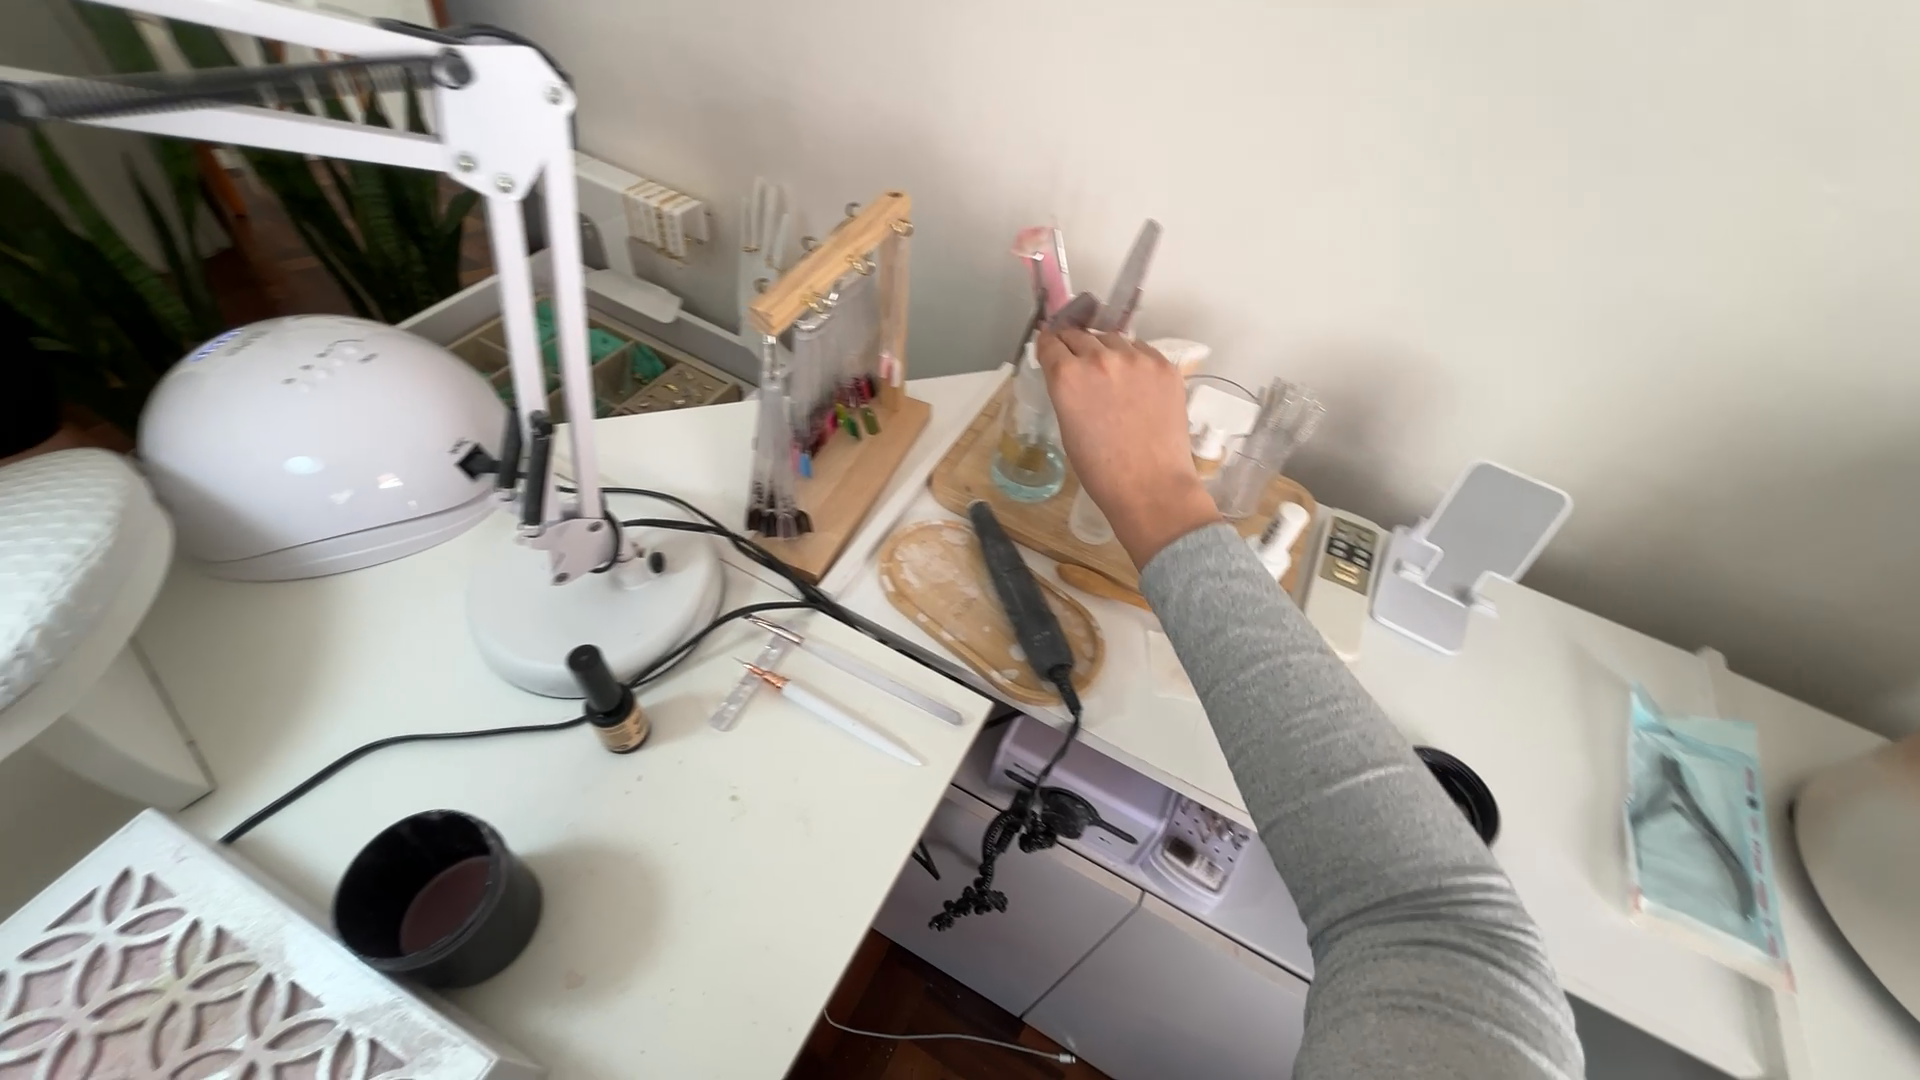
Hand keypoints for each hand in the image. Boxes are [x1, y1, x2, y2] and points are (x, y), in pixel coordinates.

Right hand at [1036, 329, 1220, 566]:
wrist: (1150, 486)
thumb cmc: (1101, 469)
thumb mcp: (1067, 427)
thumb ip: (1066, 392)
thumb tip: (1070, 375)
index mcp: (1067, 376)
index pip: (1050, 343)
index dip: (1048, 345)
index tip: (1050, 349)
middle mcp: (1100, 358)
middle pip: (1080, 336)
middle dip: (1074, 346)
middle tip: (1076, 361)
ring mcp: (1137, 359)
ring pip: (1112, 340)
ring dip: (1105, 350)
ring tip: (1109, 374)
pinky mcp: (1165, 366)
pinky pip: (1142, 351)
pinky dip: (1134, 360)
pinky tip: (1134, 383)